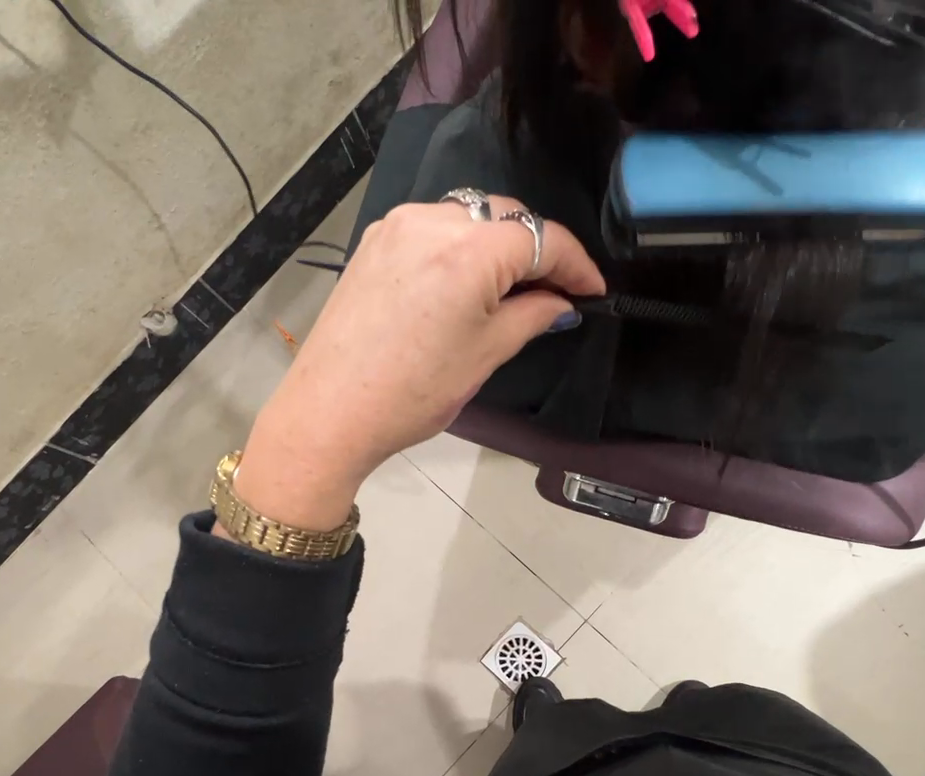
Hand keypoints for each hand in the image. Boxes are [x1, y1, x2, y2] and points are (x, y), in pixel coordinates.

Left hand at [232, 196, 605, 530]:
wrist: (331, 411)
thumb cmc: (413, 392)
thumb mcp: (485, 354)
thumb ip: (532, 315)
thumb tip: (561, 302)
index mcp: (469, 250)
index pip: (543, 238)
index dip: (577, 264)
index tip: (593, 290)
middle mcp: (432, 221)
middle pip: (506, 216)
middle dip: (537, 249)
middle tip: (555, 291)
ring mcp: (398, 226)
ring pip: (469, 217)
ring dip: (498, 243)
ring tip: (510, 287)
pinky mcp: (375, 241)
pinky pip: (434, 227)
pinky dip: (460, 245)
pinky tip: (466, 280)